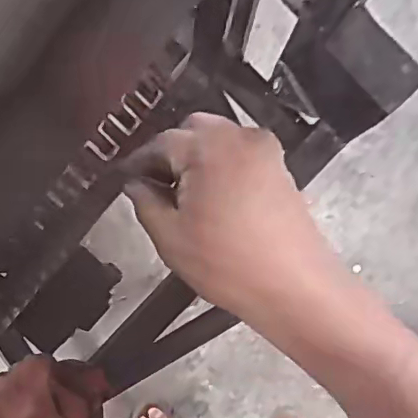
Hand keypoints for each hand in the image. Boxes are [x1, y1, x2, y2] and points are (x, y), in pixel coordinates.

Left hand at [0, 357, 110, 417]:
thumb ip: (86, 395)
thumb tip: (91, 378)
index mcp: (28, 386)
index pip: (49, 361)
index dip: (67, 375)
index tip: (75, 388)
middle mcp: (2, 390)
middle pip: (28, 372)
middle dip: (47, 385)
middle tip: (62, 406)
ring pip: (11, 387)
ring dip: (28, 397)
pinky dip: (10, 412)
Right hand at [120, 112, 347, 324]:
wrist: (292, 285)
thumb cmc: (227, 264)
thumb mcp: (170, 238)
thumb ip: (145, 203)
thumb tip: (135, 185)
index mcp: (208, 147)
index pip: (161, 142)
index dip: (138, 163)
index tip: (126, 180)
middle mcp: (239, 137)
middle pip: (192, 131)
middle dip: (169, 156)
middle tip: (153, 190)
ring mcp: (265, 151)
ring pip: (217, 141)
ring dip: (195, 161)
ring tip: (183, 200)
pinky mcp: (279, 169)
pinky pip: (239, 156)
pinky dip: (220, 170)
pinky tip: (211, 204)